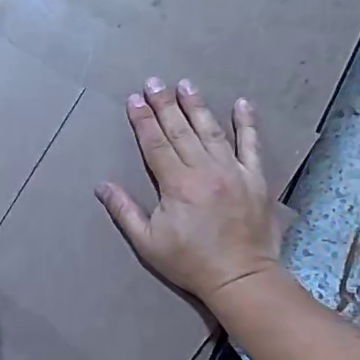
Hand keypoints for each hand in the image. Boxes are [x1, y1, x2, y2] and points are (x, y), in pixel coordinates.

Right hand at [96, 77, 279, 303]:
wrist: (240, 278)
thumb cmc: (190, 263)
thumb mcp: (148, 243)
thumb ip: (125, 211)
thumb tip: (102, 186)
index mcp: (177, 185)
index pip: (156, 144)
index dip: (143, 121)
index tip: (134, 99)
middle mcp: (205, 170)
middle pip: (181, 131)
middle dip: (165, 105)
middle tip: (155, 82)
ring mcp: (234, 171)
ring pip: (212, 131)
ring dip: (197, 106)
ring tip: (186, 84)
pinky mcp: (256, 179)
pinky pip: (252, 144)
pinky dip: (247, 123)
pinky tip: (242, 104)